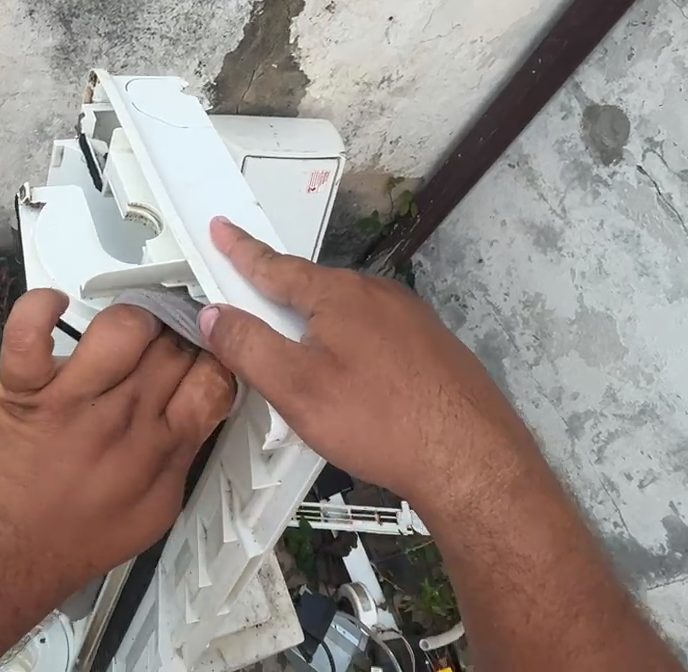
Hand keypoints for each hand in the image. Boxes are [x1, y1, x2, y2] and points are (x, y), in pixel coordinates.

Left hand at [0, 289, 235, 601]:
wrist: (0, 555)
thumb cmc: (76, 534)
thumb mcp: (156, 507)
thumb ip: (184, 451)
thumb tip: (205, 398)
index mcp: (161, 449)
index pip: (213, 380)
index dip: (212, 355)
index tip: (202, 350)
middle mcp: (123, 420)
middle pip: (173, 346)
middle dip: (176, 333)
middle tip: (161, 341)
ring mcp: (72, 401)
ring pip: (124, 327)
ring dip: (131, 318)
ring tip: (121, 333)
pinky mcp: (23, 388)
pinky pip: (30, 332)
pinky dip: (40, 307)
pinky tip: (54, 304)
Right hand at [198, 217, 540, 515]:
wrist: (474, 461)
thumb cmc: (377, 420)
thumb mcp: (296, 388)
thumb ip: (248, 346)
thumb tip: (214, 313)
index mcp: (336, 294)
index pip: (273, 265)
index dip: (240, 248)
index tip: (220, 226)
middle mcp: (375, 292)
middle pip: (311, 287)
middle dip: (280, 297)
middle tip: (254, 312)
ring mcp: (410, 316)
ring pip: (346, 311)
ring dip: (318, 324)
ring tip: (306, 360)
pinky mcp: (433, 343)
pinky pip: (377, 330)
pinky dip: (352, 342)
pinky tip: (358, 379)